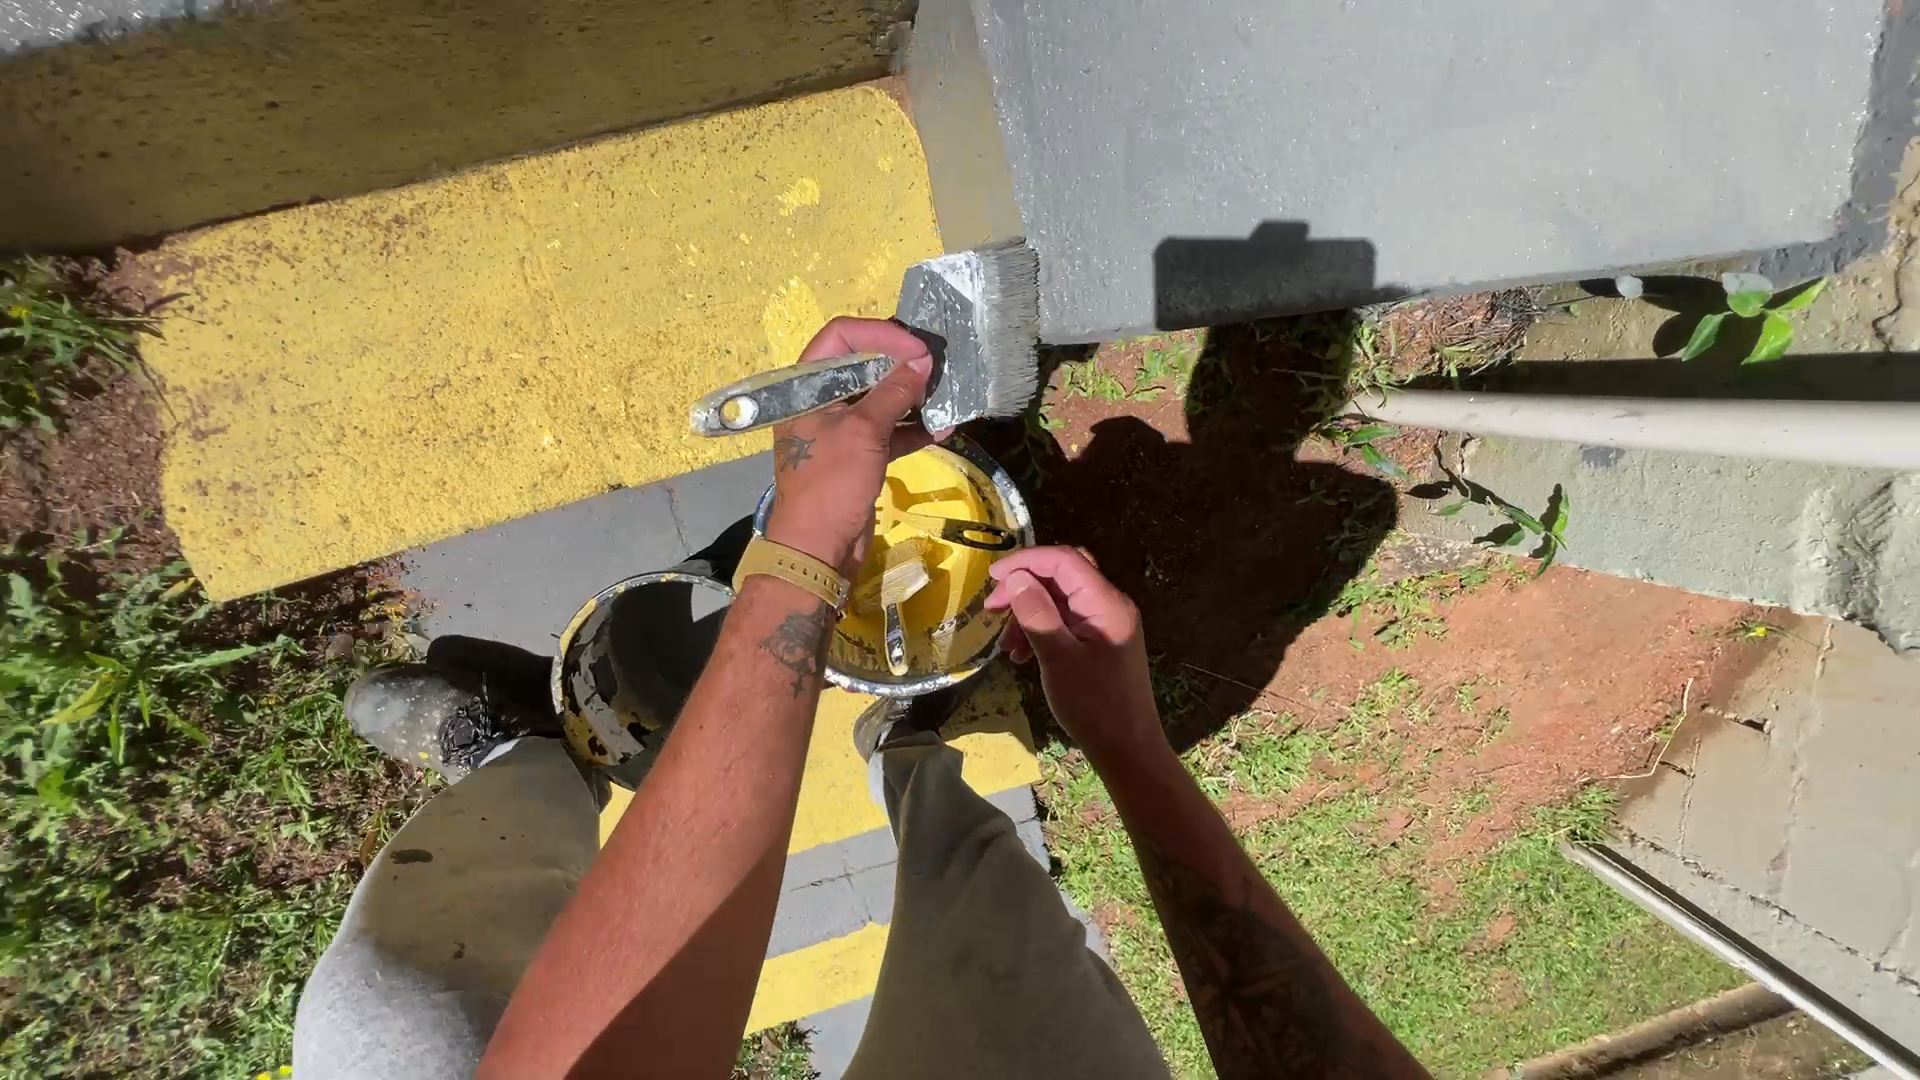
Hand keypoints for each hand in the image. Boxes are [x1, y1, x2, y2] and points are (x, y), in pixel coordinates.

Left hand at [764, 317, 937, 576]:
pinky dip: (912, 429)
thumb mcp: (864, 432)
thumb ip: (893, 392)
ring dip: (911, 396)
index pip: (841, 336)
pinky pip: (887, 432)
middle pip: (862, 365)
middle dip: (900, 363)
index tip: (917, 348)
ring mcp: (839, 430)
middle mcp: (819, 401)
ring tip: (945, 393)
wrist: (817, 549)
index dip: (880, 333)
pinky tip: (944, 428)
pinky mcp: (857, 456)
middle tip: (936, 366)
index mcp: (805, 386)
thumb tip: (922, 361)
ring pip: (879, 399)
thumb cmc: (831, 484)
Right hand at [984, 547, 1166, 764]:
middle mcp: (1109, 605)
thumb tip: (1017, 578)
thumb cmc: (1094, 705)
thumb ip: (1037, 614)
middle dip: (1024, 586)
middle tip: (993, 609)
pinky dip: (1040, 630)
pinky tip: (1022, 655)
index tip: (992, 578)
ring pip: (1060, 600)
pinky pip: (1065, 622)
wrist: (1128, 749)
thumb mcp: (1058, 658)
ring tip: (1006, 645)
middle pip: (1062, 576)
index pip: (1064, 560)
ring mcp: (1105, 624)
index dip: (1026, 561)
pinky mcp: (1099, 642)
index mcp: (1105, 602)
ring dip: (1028, 613)